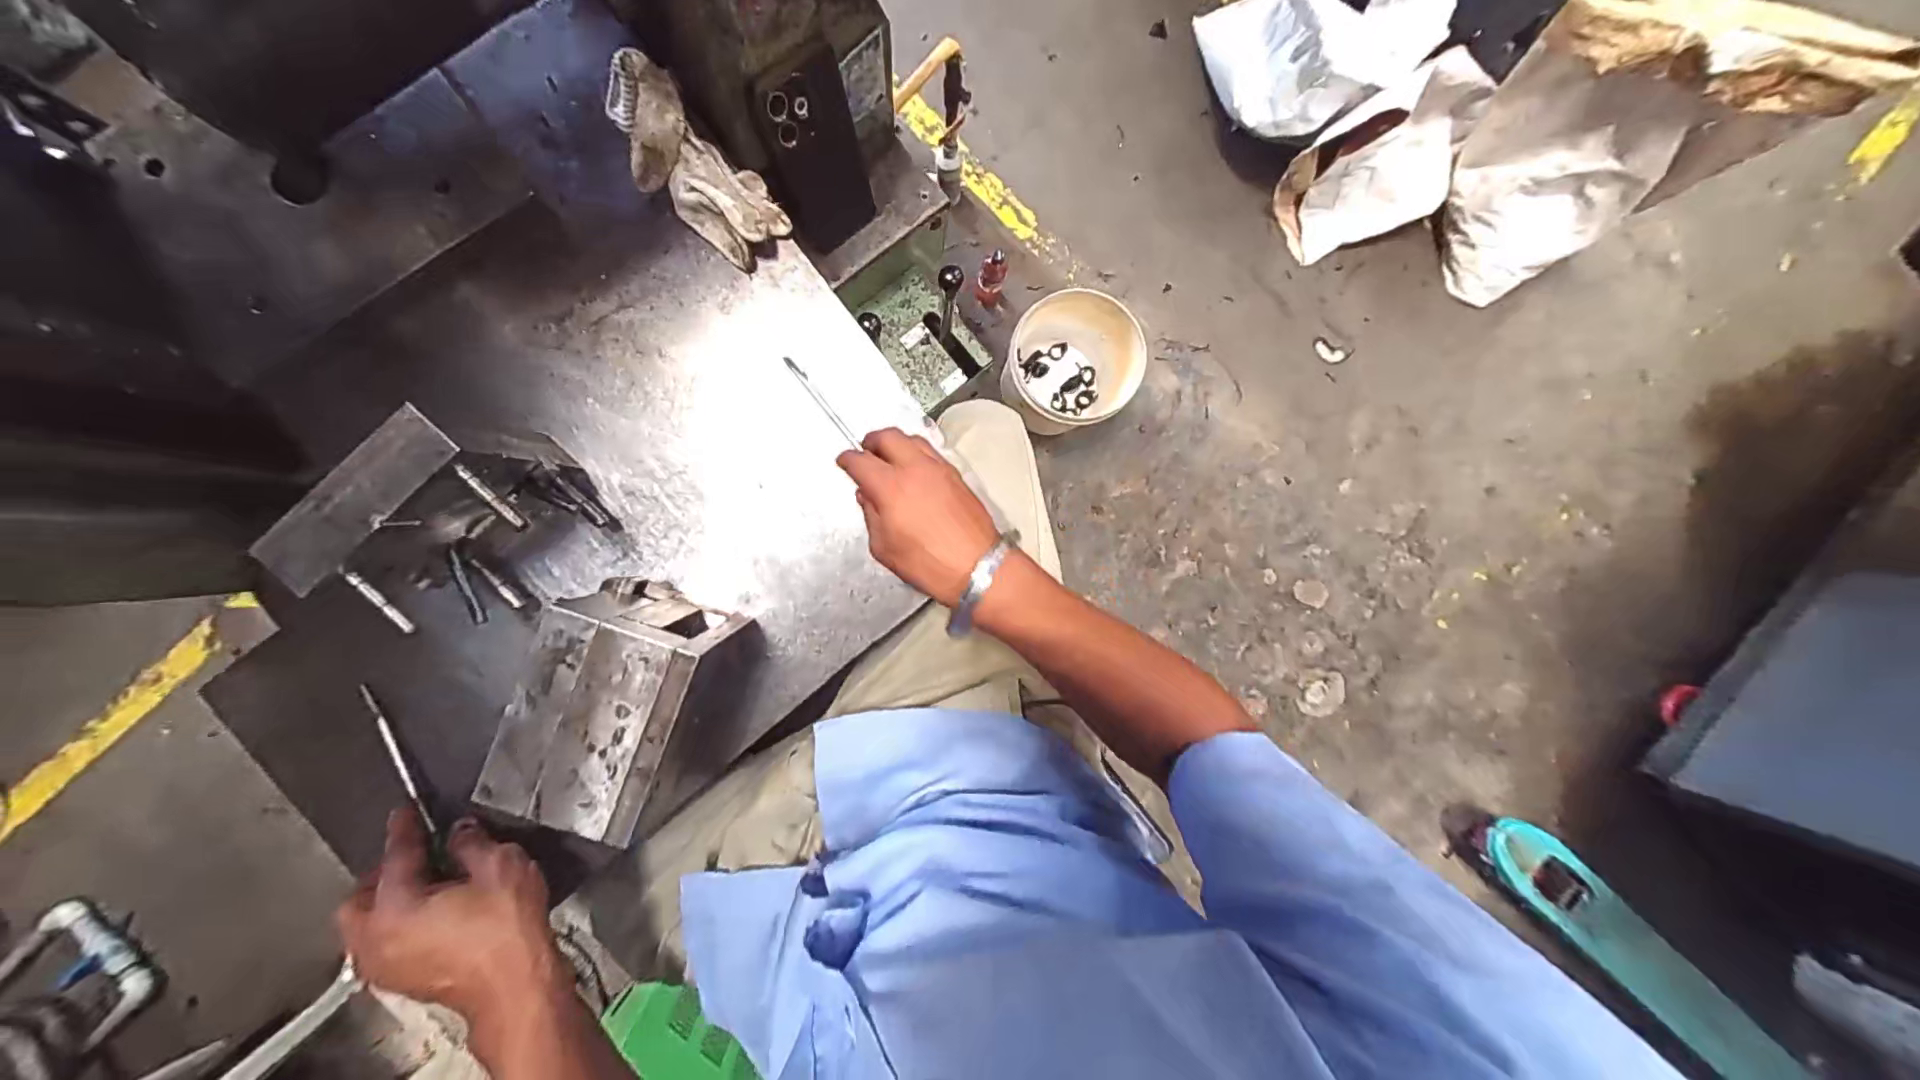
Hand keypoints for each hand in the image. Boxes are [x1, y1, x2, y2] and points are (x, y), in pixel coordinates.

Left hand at [336, 811, 565, 1025]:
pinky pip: (383, 942)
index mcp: (393, 908)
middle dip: (383, 872)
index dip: (403, 829)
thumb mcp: (500, 866)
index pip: (395, 857)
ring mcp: (384, 966)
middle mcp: (375, 940)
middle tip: (414, 852)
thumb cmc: (506, 929)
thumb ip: (473, 844)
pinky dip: (397, 922)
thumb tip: (459, 832)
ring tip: (425, 881)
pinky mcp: (401, 981)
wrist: (515, 983)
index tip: (404, 813)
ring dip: (388, 900)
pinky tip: (432, 912)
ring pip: (367, 925)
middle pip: (360, 898)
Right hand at [837, 428, 999, 605]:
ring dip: (895, 442)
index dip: (847, 459)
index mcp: (890, 487)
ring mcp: (939, 469)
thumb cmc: (930, 564)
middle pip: (887, 437)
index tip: (844, 462)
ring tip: (889, 455)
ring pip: (911, 439)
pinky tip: (914, 467)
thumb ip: (871, 515)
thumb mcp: (885, 548)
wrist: (977, 566)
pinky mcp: (956, 475)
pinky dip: (916, 452)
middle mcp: (914, 469)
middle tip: (865, 451)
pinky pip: (931, 451)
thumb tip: (867, 497)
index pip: (860, 461)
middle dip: (871, 441)